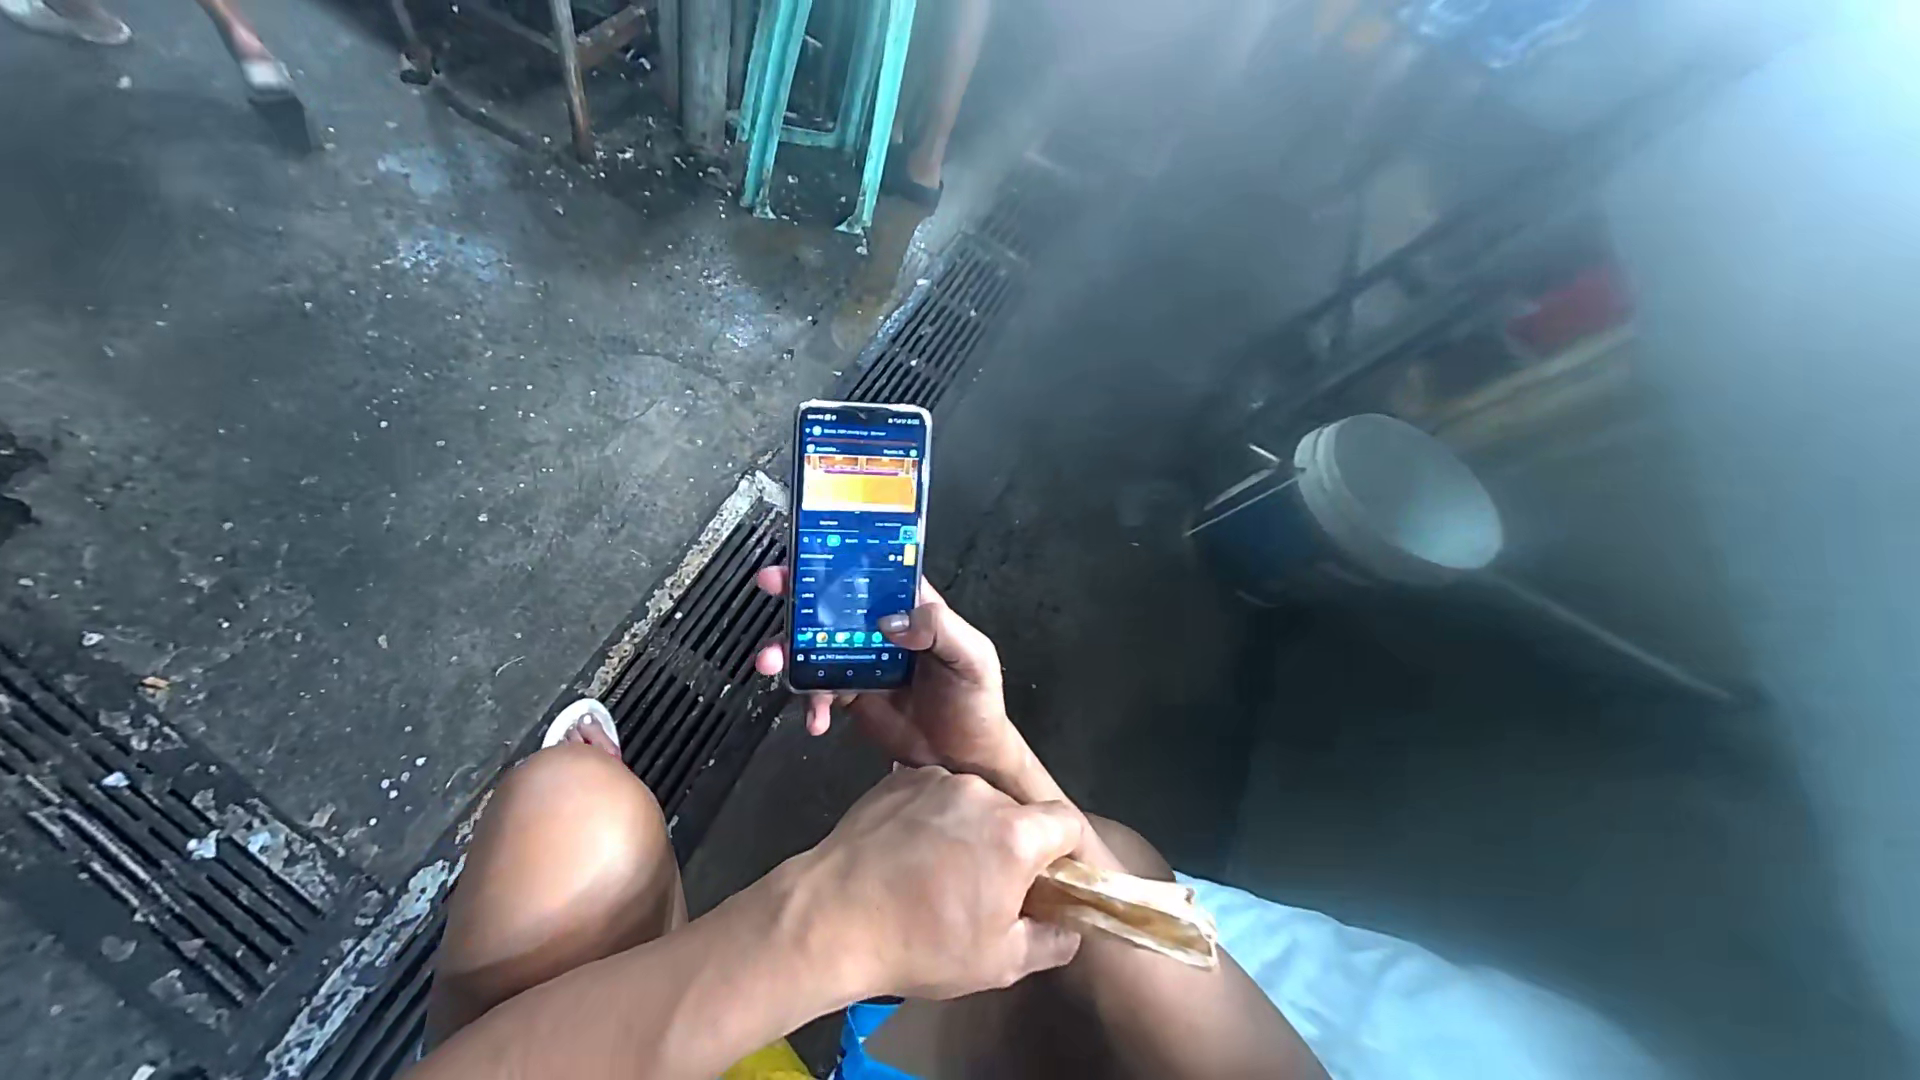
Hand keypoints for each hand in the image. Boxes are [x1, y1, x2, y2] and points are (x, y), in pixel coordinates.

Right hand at [754, 567, 1055, 800]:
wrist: (964, 758)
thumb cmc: (978, 701)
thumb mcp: (972, 657)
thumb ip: (939, 629)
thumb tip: (893, 619)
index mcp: (914, 609)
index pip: (877, 573)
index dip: (845, 559)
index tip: (813, 551)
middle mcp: (884, 629)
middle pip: (835, 602)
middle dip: (799, 592)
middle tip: (774, 584)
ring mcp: (864, 661)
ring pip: (816, 645)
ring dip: (788, 650)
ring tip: (771, 662)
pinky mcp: (852, 693)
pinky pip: (819, 689)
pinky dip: (809, 702)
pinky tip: (815, 717)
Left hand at [791, 766, 1084, 1000]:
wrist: (833, 915)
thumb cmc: (920, 943)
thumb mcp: (996, 962)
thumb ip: (1048, 941)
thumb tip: (1068, 928)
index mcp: (1014, 834)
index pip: (1066, 822)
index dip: (1066, 848)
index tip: (1051, 874)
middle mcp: (980, 793)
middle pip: (1016, 812)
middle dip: (1011, 843)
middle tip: (984, 882)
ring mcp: (937, 780)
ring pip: (973, 801)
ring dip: (969, 827)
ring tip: (937, 866)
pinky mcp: (902, 778)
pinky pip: (935, 793)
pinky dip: (933, 814)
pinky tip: (908, 848)